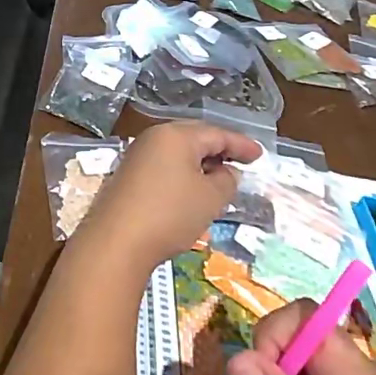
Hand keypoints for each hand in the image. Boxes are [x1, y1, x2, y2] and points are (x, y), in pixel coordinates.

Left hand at [71, 121, 261, 269]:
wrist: (116, 241)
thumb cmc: (169, 214)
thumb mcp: (210, 198)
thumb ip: (226, 180)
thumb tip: (226, 171)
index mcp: (176, 135)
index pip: (216, 133)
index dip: (240, 144)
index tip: (259, 155)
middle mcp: (154, 138)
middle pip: (194, 137)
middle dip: (219, 148)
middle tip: (240, 160)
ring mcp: (137, 155)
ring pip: (177, 151)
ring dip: (200, 161)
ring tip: (219, 176)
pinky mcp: (127, 175)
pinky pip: (163, 165)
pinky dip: (182, 172)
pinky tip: (191, 188)